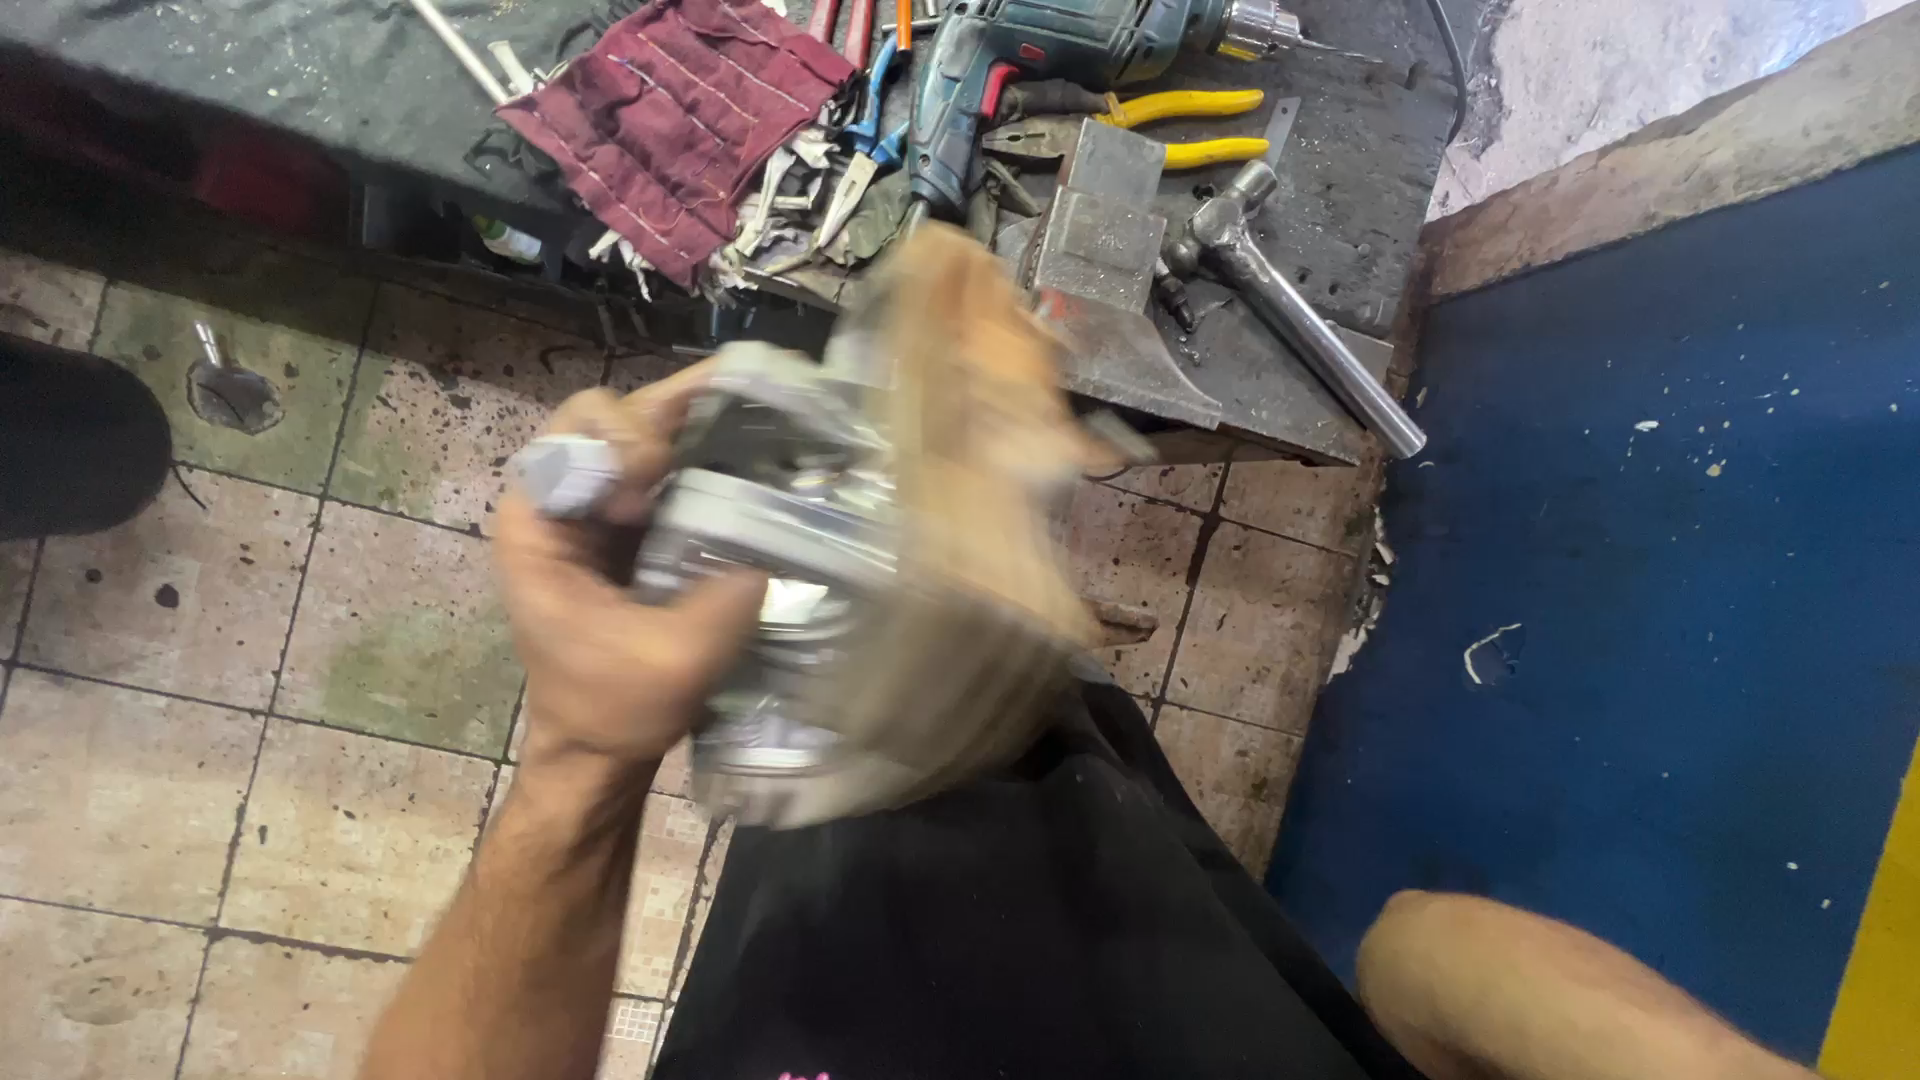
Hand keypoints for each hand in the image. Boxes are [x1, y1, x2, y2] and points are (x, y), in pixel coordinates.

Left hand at [494, 361, 766, 783]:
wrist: (599, 749)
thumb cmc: (614, 707)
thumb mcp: (678, 659)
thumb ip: (726, 596)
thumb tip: (779, 541)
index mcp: (540, 525)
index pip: (579, 431)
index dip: (630, 440)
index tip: (662, 487)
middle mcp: (564, 504)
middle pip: (614, 418)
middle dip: (678, 411)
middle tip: (744, 418)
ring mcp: (600, 515)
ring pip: (646, 437)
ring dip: (701, 425)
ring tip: (763, 418)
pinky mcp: (634, 532)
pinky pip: (670, 472)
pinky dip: (711, 458)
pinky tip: (758, 458)